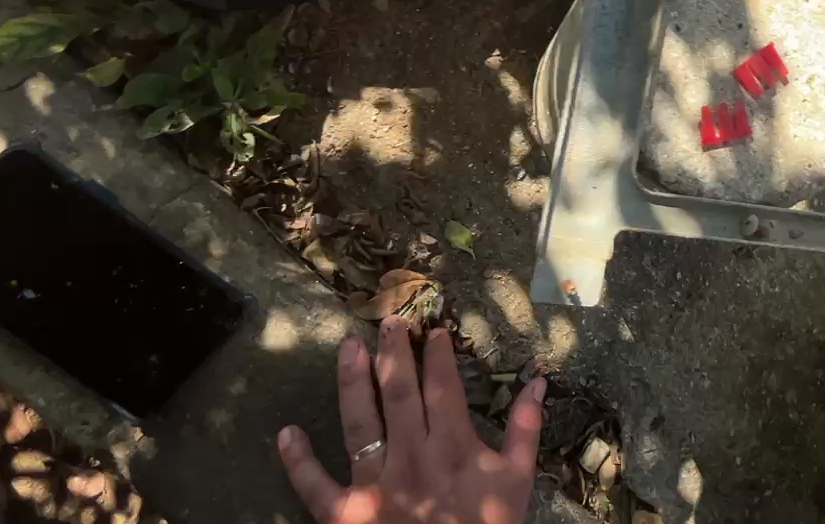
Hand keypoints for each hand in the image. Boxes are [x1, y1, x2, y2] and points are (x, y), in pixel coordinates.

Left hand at [278, 316, 545, 523]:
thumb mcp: (516, 481)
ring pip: (359, 422)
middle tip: (388, 319)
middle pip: (399, 392)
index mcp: (451, 444)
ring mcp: (372, 484)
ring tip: (348, 346)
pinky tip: (286, 432)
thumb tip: (539, 380)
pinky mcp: (342, 515)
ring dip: (352, 381)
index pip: (442, 386)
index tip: (433, 328)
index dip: (437, 355)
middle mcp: (409, 455)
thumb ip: (525, 429)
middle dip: (394, 352)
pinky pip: (314, 486)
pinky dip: (297, 461)